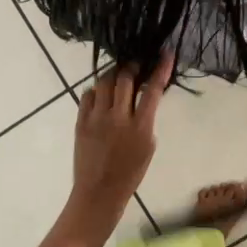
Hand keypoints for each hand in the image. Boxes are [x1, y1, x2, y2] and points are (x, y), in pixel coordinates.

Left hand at [68, 55, 174, 223]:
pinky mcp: (81, 121)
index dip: (160, 69)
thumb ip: (146, 121)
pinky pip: (88, 95)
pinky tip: (101, 94)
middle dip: (132, 67)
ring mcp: (96, 118)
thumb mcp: (148, 147)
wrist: (99, 192)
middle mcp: (118, 117)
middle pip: (124, 78)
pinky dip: (96, 90)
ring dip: (113, 75)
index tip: (165, 54)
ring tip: (118, 76)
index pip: (152, 89)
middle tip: (135, 65)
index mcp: (140, 127)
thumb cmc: (130, 174)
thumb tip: (143, 99)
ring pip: (104, 82)